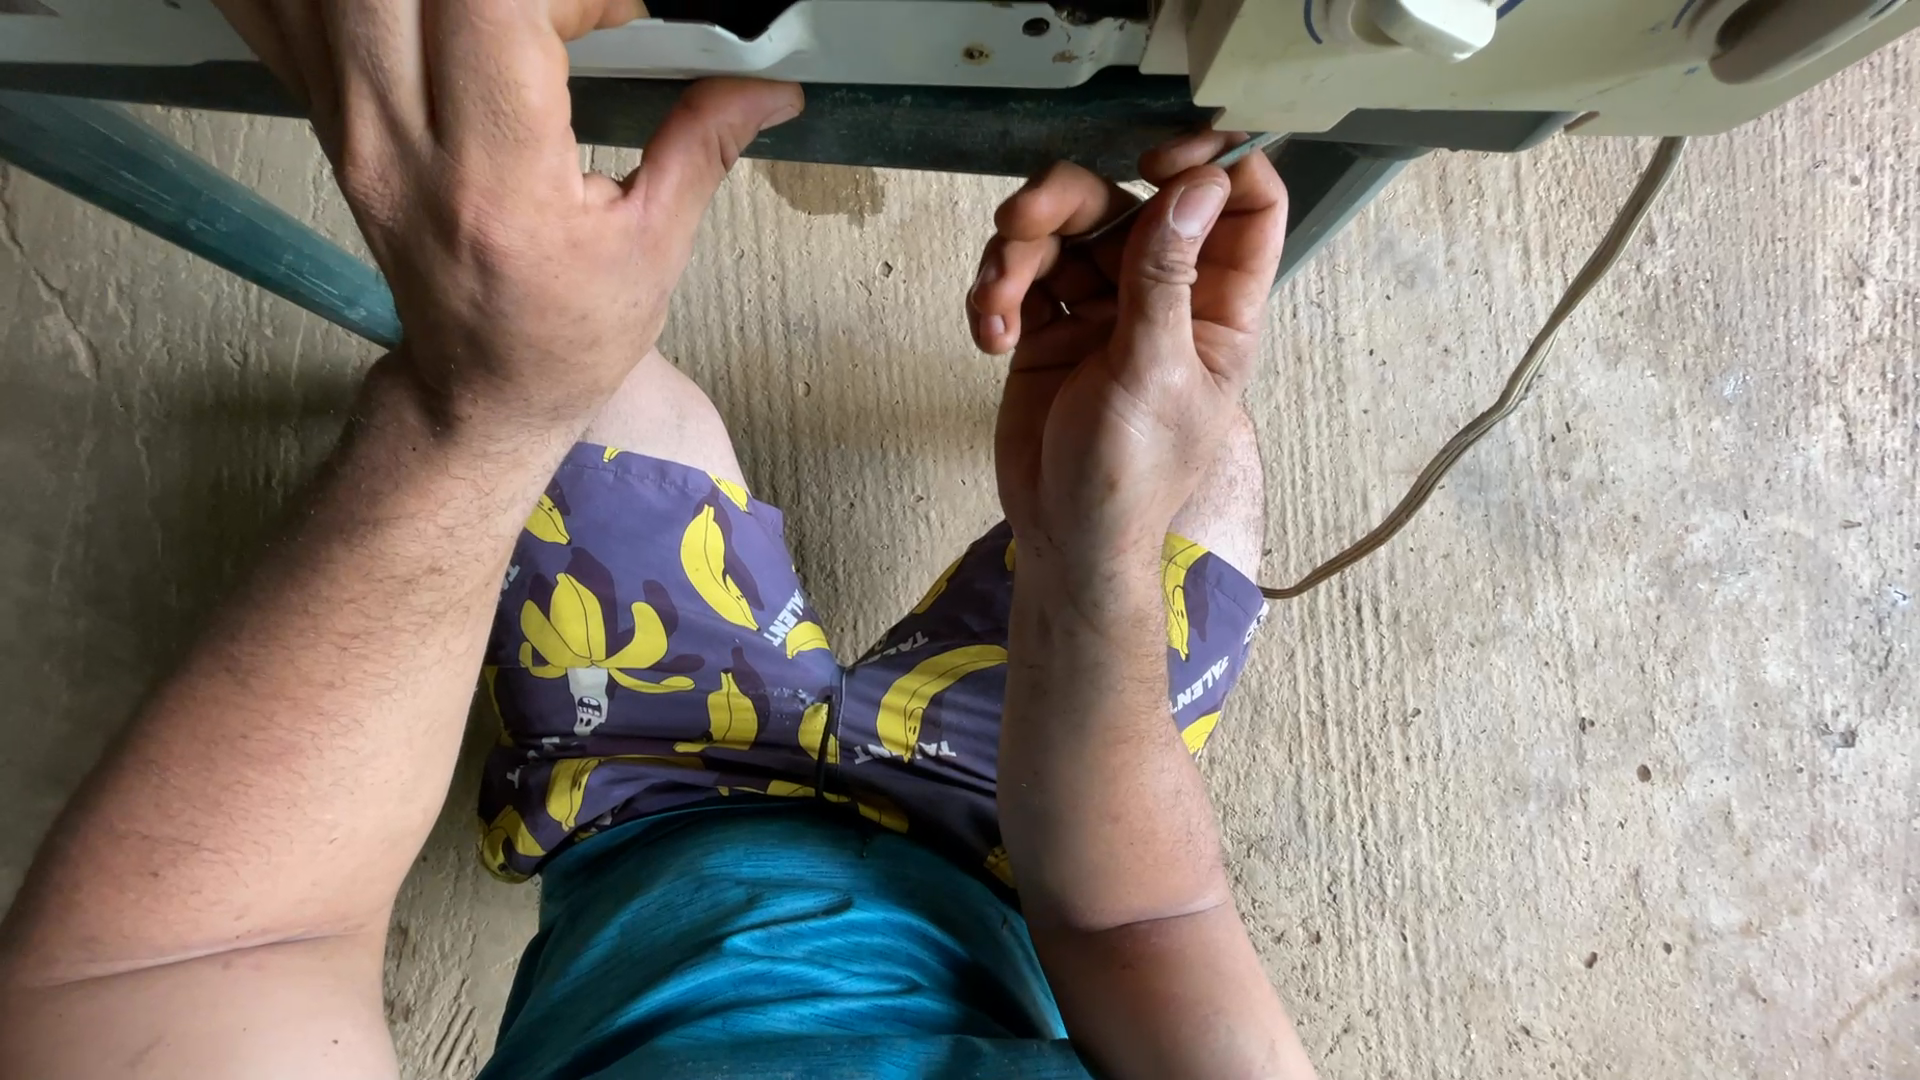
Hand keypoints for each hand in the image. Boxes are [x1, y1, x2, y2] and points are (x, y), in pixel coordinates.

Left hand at [212, 0, 801, 430]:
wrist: (486, 385)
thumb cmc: (575, 335)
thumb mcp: (657, 250)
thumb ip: (702, 147)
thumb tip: (768, 86)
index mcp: (501, 182)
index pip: (496, 6)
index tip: (627, 13)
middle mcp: (401, 139)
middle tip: (577, 10)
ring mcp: (346, 121)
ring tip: (515, 19)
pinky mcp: (323, 115)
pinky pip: (278, 0)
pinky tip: (422, 16)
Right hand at [968, 134, 1285, 574]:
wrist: (1061, 536)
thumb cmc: (1128, 475)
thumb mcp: (1152, 375)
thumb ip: (1166, 279)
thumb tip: (1197, 185)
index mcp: (1214, 310)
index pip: (1239, 208)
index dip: (1208, 167)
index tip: (1154, 164)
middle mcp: (1159, 298)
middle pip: (1124, 206)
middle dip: (1065, 205)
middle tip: (1016, 224)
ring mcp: (1099, 312)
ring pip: (1059, 237)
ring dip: (1013, 258)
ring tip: (993, 306)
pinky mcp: (1045, 330)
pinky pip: (1020, 281)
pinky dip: (995, 297)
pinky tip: (988, 338)